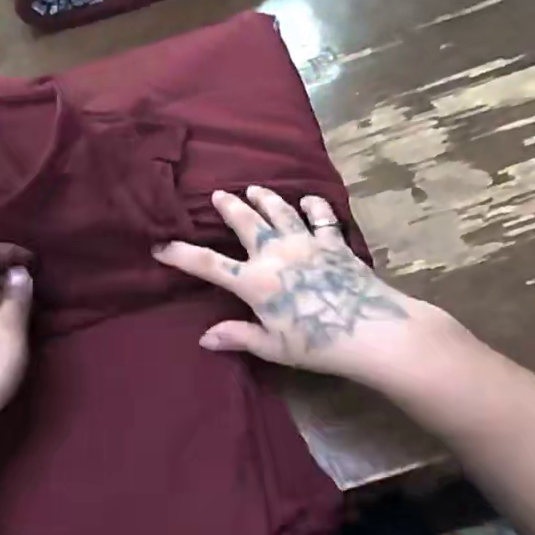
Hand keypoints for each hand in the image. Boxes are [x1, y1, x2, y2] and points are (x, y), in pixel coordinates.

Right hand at [153, 187, 463, 385]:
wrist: (374, 331)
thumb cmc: (317, 344)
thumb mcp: (272, 346)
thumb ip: (238, 336)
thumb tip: (205, 338)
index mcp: (255, 282)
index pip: (208, 264)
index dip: (181, 254)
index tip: (160, 246)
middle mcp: (276, 255)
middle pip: (246, 224)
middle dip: (229, 208)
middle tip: (218, 194)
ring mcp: (307, 245)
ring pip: (281, 213)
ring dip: (266, 198)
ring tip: (255, 188)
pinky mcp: (334, 245)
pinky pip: (321, 219)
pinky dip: (314, 207)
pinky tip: (309, 200)